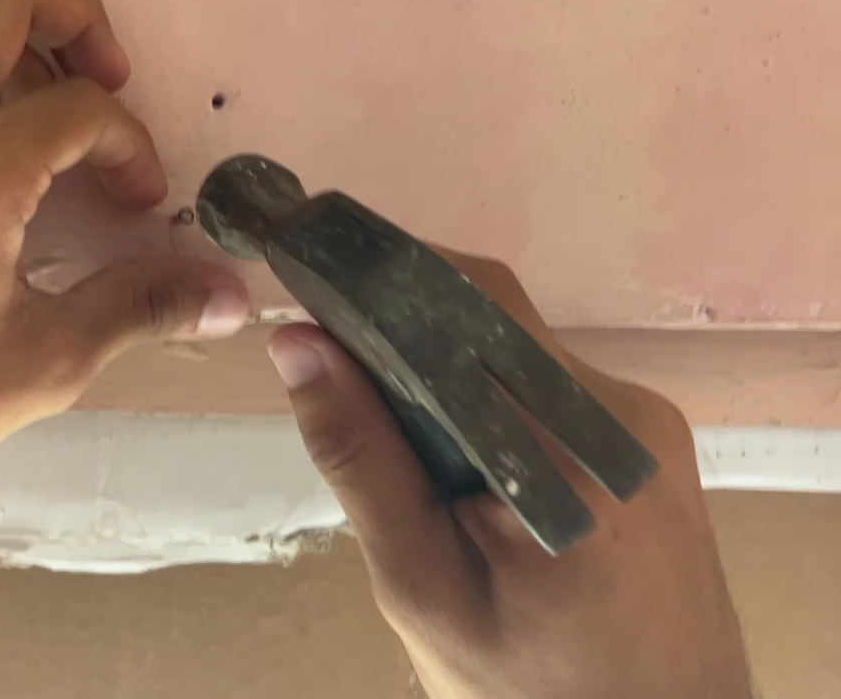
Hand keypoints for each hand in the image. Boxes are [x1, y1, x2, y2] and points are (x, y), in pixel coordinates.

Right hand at [268, 251, 750, 698]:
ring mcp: (636, 424)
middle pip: (480, 315)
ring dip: (419, 354)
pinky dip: (456, 383)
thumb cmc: (524, 684)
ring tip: (373, 421)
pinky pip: (518, 375)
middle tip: (320, 364)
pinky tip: (431, 445)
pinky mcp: (632, 440)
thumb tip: (294, 340)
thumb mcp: (415, 578)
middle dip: (388, 317)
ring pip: (494, 341)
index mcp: (575, 450)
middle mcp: (621, 415)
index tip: (302, 273)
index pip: (467, 307)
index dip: (378, 276)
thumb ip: (357, 456)